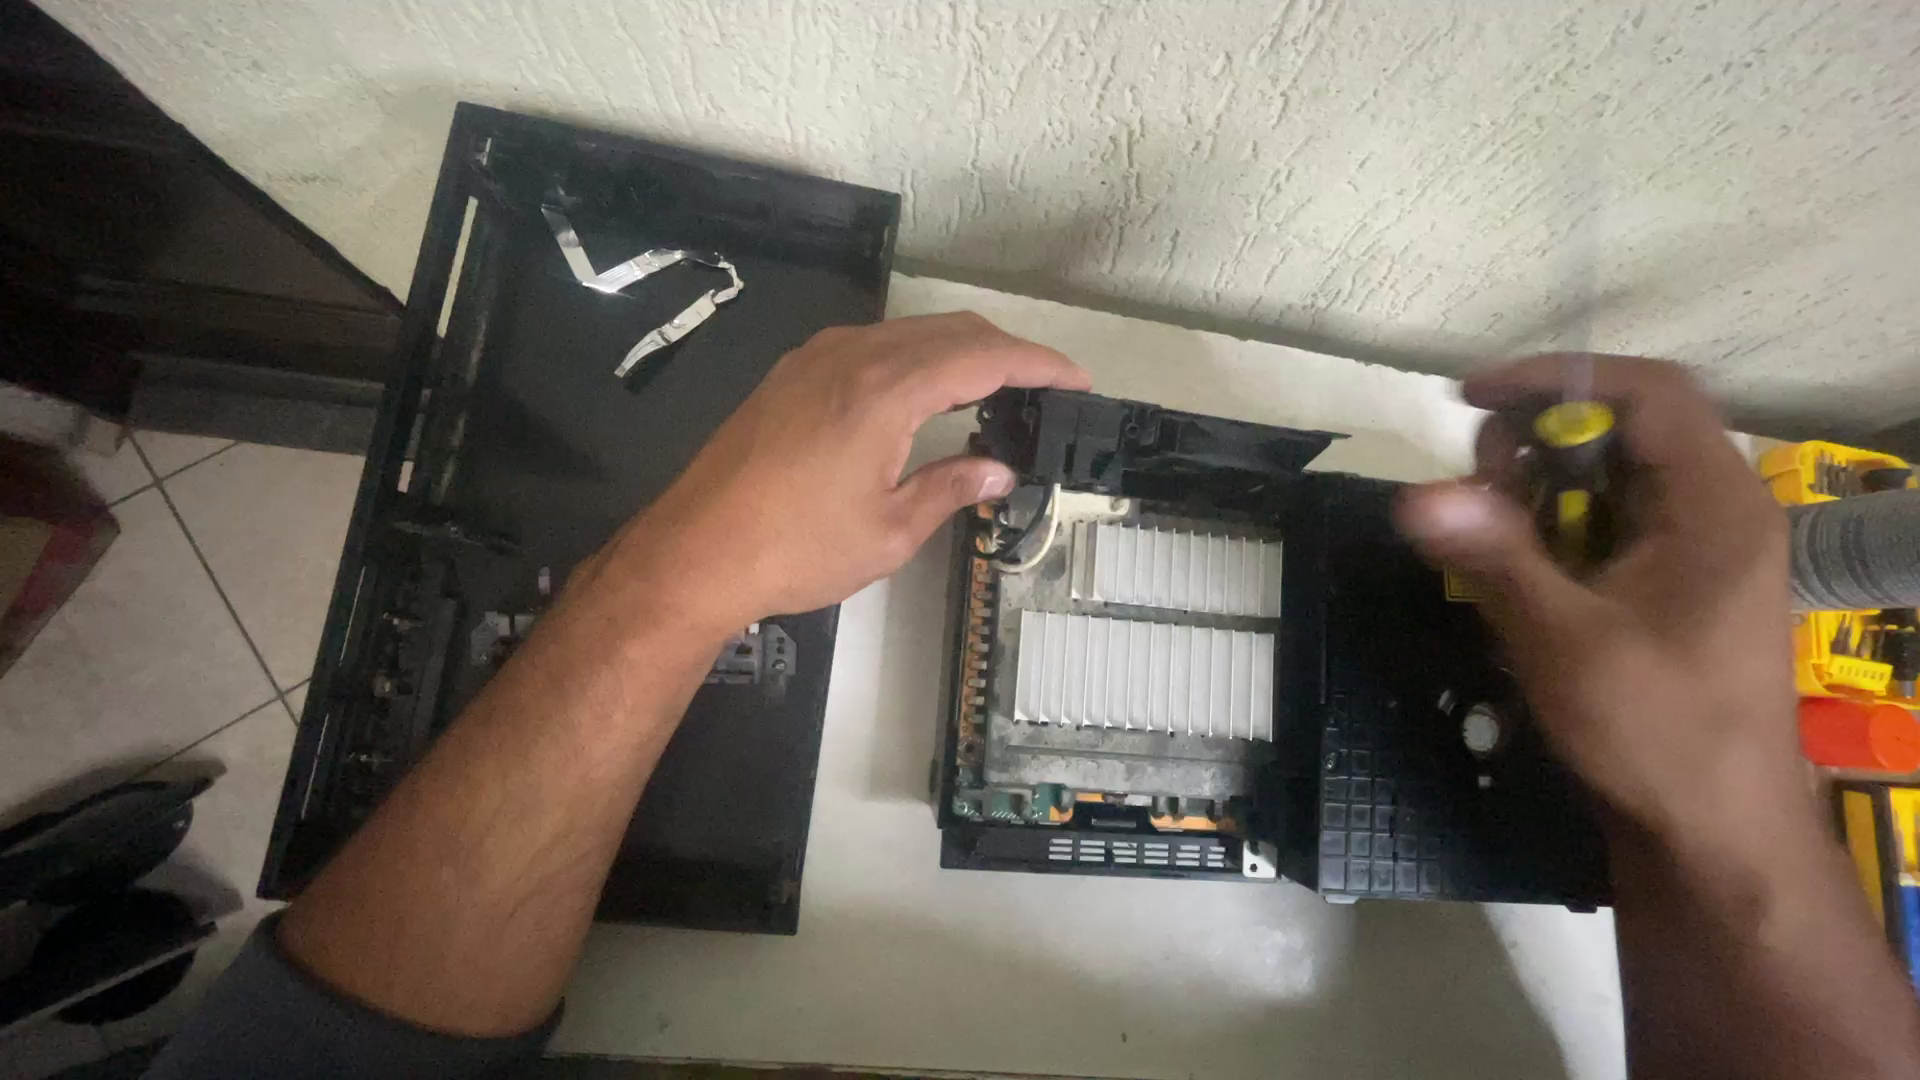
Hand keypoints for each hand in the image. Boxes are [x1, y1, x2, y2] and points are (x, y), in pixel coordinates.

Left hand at [606, 313, 1090, 629]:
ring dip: (961, 353)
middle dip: (1007, 352)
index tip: (1077, 379)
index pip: (983, 357)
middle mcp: (852, 355)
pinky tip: (926, 394)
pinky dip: (917, 360)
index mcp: (885, 390)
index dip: (1039, 364)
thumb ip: (952, 487)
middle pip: (951, 331)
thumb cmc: (797, 549)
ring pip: (910, 333)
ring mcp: (816, 358)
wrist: (696, 552)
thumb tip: (999, 471)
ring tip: (995, 391)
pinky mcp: (794, 373)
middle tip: (1043, 389)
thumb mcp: (890, 530)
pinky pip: (874, 347)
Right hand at [1393, 356, 1799, 845]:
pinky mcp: (1655, 582)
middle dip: (1529, 447)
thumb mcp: (1564, 639)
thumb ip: (1496, 557)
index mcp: (1713, 507)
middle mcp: (1705, 512)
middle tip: (1471, 497)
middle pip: (1613, 430)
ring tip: (1484, 541)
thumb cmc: (1655, 730)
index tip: (1470, 399)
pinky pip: (1591, 526)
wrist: (1707, 827)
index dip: (1556, 379)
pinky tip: (1506, 572)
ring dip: (1526, 494)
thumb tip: (1417, 495)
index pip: (1648, 393)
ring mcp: (1682, 549)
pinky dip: (1539, 532)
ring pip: (1595, 479)